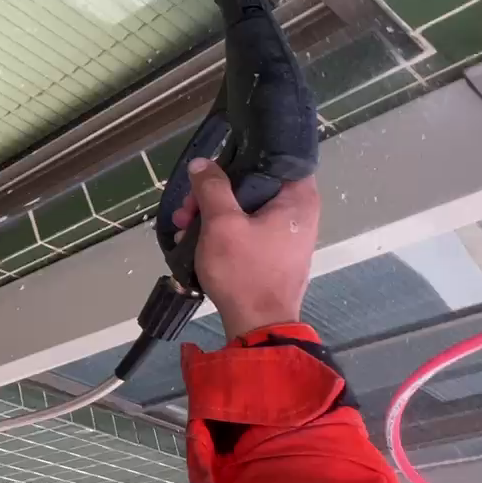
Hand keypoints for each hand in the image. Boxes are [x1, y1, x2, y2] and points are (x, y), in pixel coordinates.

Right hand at [172, 158, 318, 338]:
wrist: (256, 321)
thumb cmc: (244, 269)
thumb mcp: (221, 224)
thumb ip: (211, 188)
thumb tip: (202, 163)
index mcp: (297, 199)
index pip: (275, 161)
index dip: (240, 160)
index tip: (211, 171)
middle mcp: (297, 212)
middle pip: (250, 186)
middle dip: (212, 194)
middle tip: (187, 208)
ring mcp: (283, 234)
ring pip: (241, 208)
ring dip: (209, 213)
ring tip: (184, 227)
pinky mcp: (270, 251)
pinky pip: (242, 228)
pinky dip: (218, 230)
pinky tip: (194, 241)